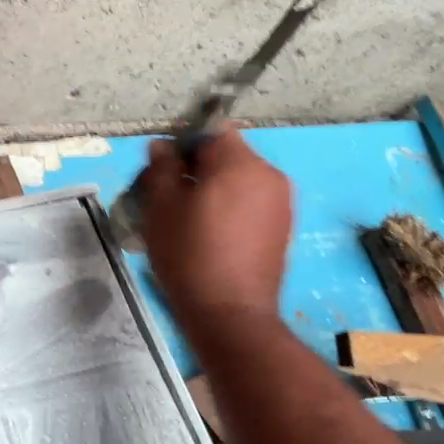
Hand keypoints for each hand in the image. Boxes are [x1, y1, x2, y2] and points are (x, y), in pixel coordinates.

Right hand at [135, 132, 292, 330]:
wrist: (230, 312)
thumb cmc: (189, 255)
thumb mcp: (161, 209)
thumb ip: (161, 170)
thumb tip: (162, 147)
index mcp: (239, 164)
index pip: (211, 131)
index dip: (183, 142)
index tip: (162, 167)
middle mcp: (268, 174)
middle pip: (227, 154)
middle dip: (197, 167)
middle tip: (168, 194)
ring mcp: (281, 201)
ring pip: (240, 179)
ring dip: (213, 188)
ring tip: (187, 217)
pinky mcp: (282, 226)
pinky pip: (251, 201)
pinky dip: (230, 206)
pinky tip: (210, 233)